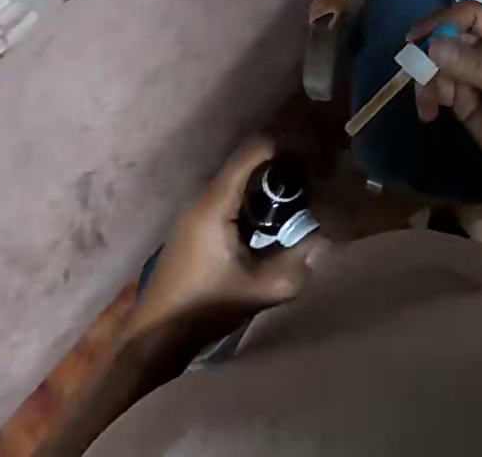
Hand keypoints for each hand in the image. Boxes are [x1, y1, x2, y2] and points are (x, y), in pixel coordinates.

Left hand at [126, 139, 321, 338]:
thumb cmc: (206, 307)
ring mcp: (195, 210)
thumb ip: (296, 262)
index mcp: (215, 203)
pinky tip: (272, 224)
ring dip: (266, 189)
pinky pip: (229, 199)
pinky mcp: (195, 224)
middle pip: (246, 166)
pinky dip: (253, 203)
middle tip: (311, 184)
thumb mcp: (261, 290)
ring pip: (238, 183)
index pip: (249, 153)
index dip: (280, 147)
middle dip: (279, 171)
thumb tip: (324, 236)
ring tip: (298, 203)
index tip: (309, 156)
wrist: (157, 333)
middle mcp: (202, 197)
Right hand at [308, 0, 351, 24]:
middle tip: (312, 18)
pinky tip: (317, 2)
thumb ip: (334, 21)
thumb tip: (329, 27)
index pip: (313, 15)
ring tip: (313, 12)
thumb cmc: (343, 3)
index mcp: (322, 8)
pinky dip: (315, 1)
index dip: (311, 19)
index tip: (311, 23)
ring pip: (313, 3)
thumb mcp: (340, 13)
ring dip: (312, 8)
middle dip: (311, 14)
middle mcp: (319, 2)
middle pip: (312, 9)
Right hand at [406, 3, 481, 226]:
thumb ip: (476, 67)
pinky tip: (428, 113)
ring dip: (427, 79)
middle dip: (429, 53)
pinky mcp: (465, 100)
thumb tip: (431, 46)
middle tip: (414, 70)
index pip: (472, 15)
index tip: (419, 38)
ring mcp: (476, 76)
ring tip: (430, 104)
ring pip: (438, 64)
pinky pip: (437, 88)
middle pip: (449, 37)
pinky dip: (427, 97)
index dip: (444, 21)